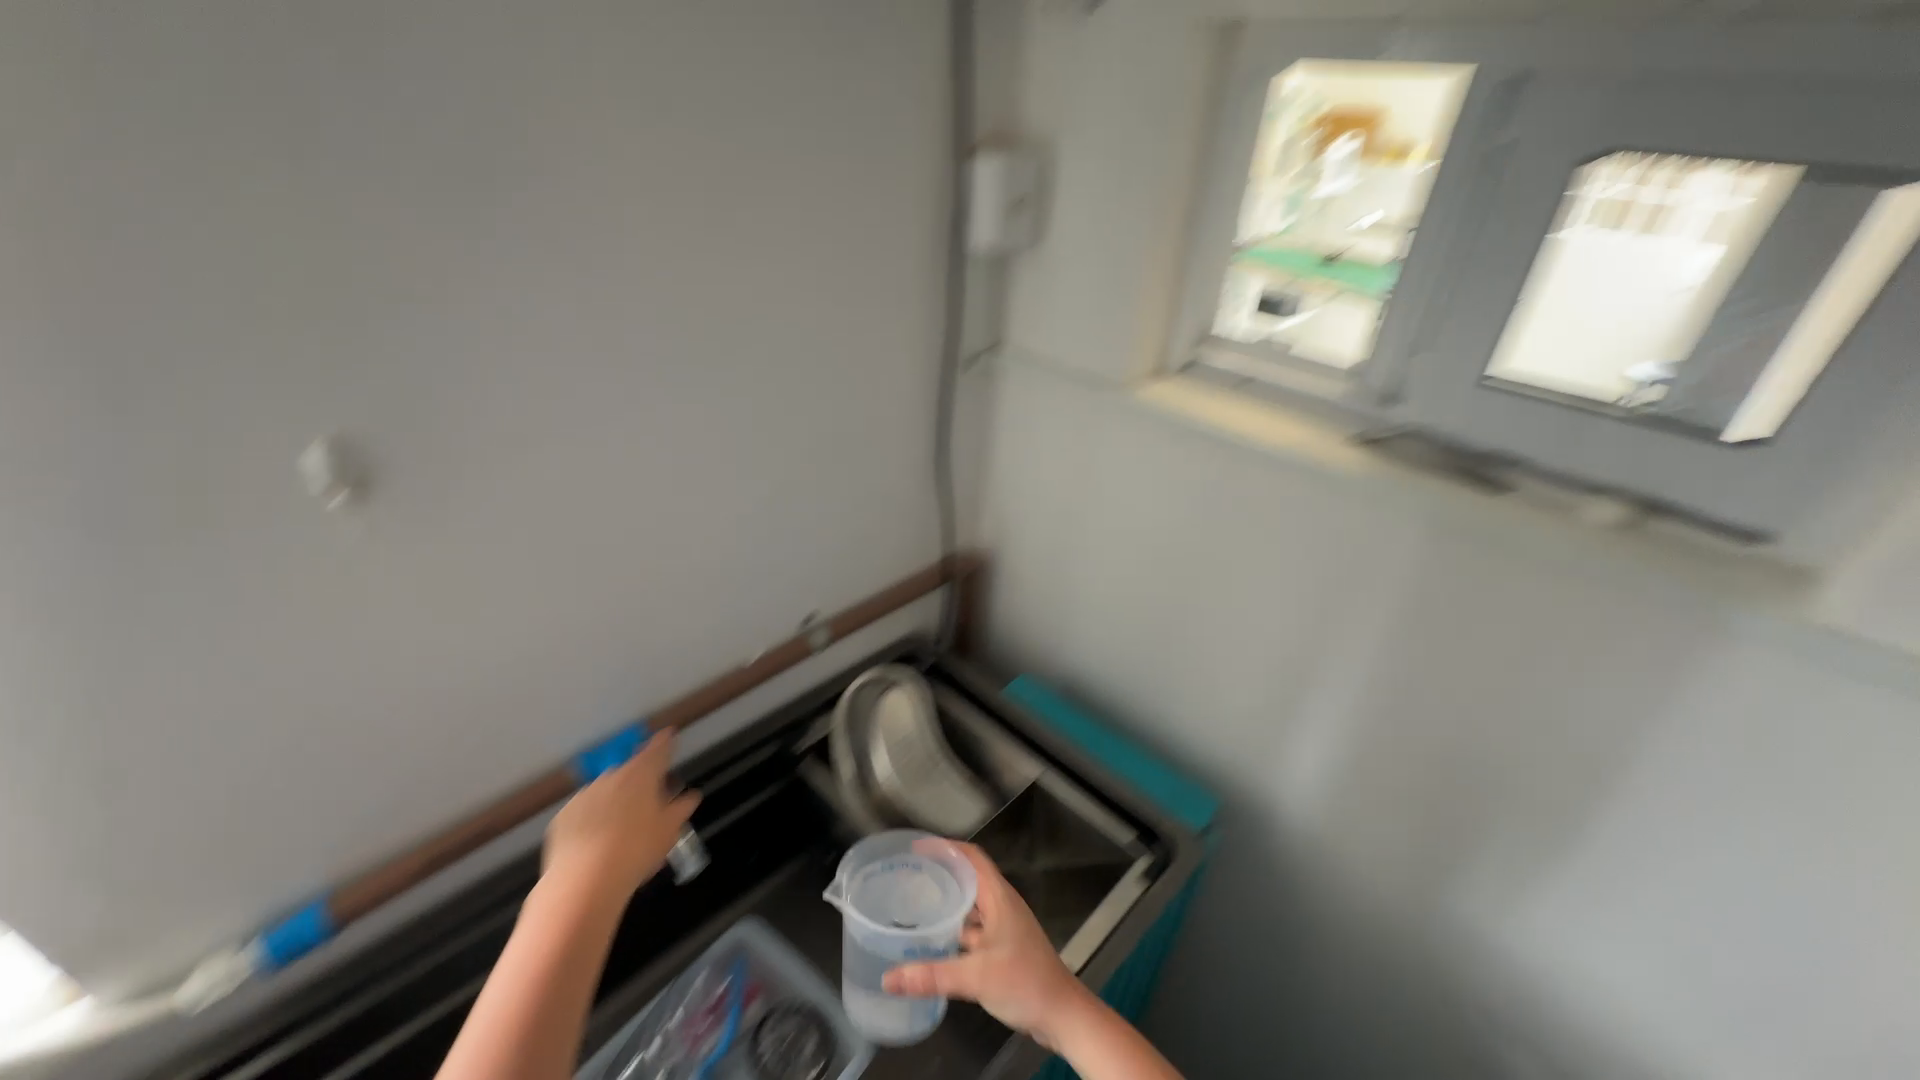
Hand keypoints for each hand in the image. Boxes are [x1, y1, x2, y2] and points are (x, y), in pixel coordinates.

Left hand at [543, 730, 699, 906]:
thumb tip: (690, 797)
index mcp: (642, 775)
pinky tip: (598, 844)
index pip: (658, 749)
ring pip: (606, 792)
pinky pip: (585, 812)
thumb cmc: (637, 849)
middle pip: (630, 771)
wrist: (585, 880)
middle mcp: (612, 777)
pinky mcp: (564, 817)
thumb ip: (681, 808)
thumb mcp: (669, 830)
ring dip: (615, 802)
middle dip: (640, 782)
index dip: (665, 742)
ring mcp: (584, 795)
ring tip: (622, 831)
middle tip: (649, 804)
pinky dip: (593, 819)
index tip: (669, 734)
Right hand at [882, 842, 1094, 1046]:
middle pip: (970, 878)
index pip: (972, 857)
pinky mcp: (1004, 949)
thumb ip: (931, 976)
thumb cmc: (1025, 983)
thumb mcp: (975, 978)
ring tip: (915, 906)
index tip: (916, 849)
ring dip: (948, 903)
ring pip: (971, 906)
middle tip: (909, 877)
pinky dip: (954, 930)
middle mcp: (1002, 907)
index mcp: (999, 898)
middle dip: (941, 873)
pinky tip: (935, 943)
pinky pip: (974, 930)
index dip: (945, 848)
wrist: (1062, 1015)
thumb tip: (887, 978)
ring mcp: (1004, 929)